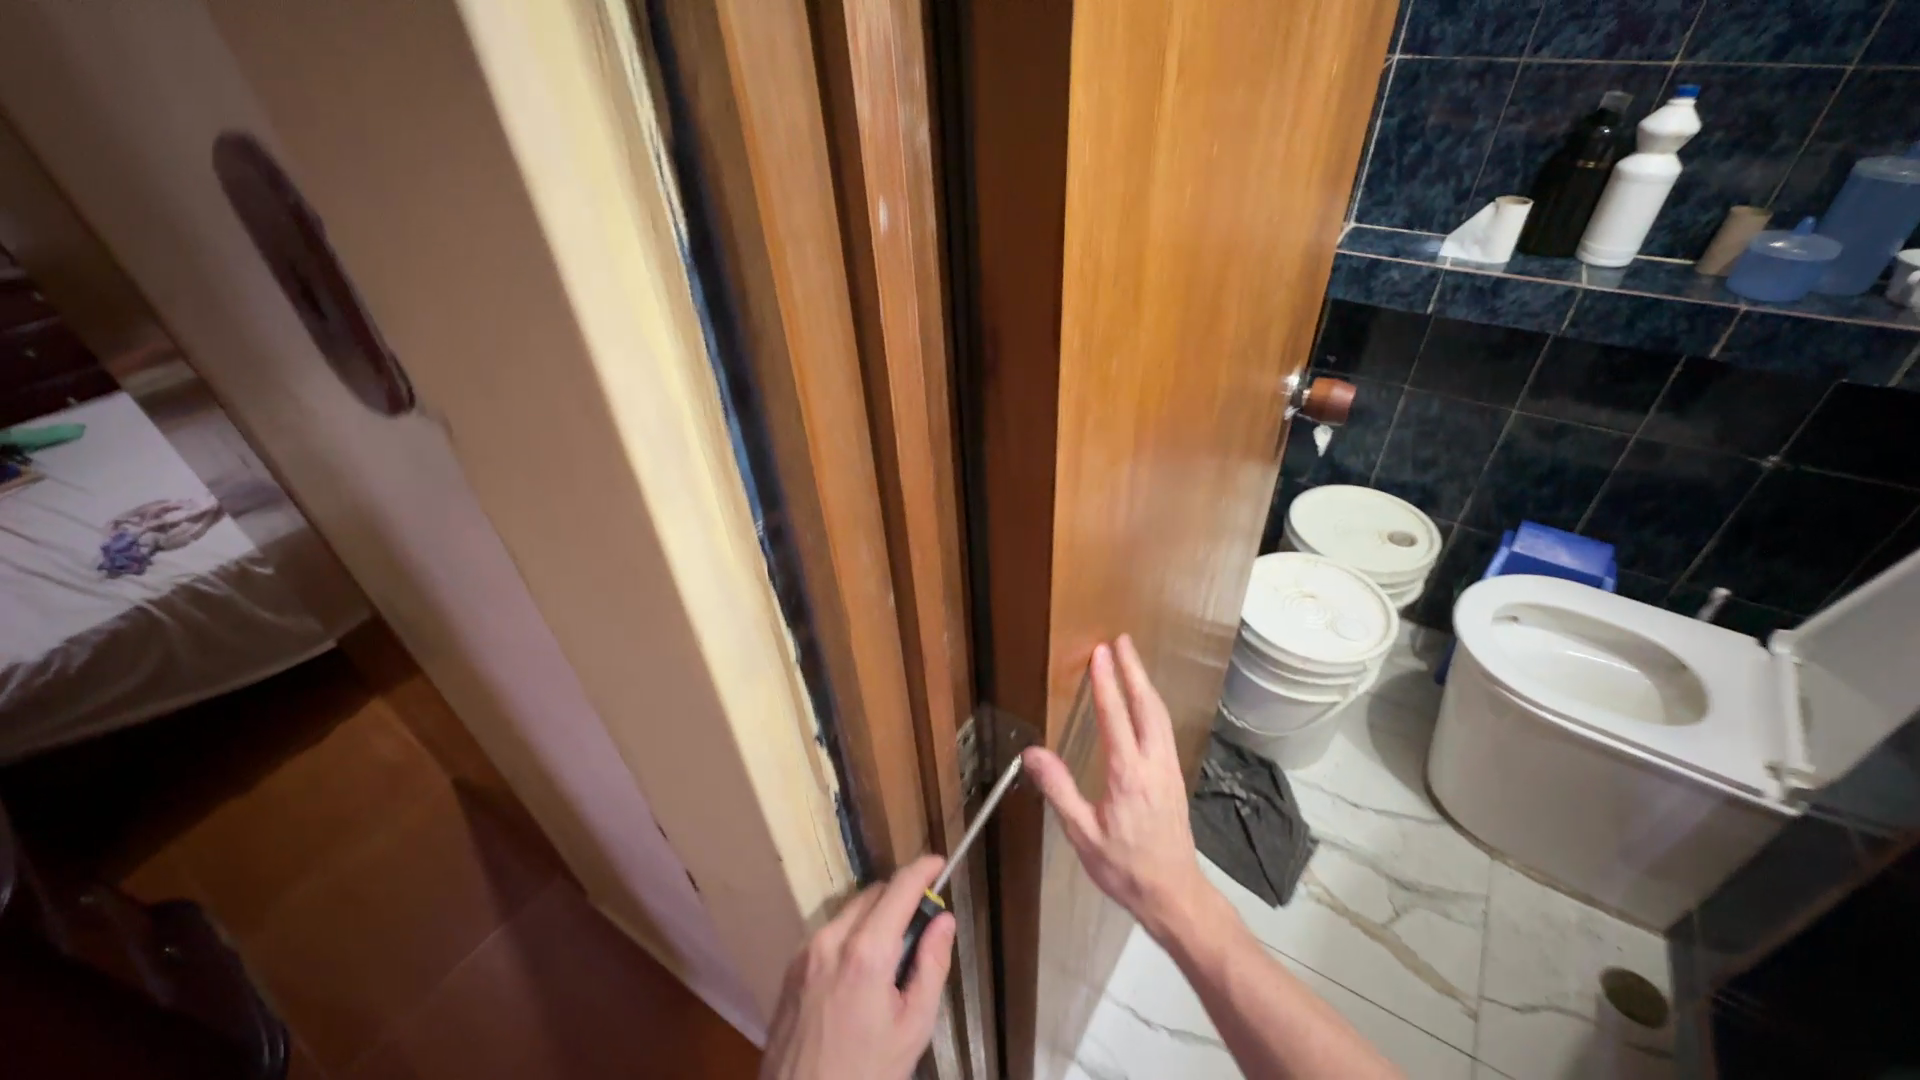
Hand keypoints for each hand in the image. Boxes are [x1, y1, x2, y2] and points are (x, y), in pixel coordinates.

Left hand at [759, 855, 955, 1079]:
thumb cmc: (866, 1073)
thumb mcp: (913, 1027)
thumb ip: (932, 966)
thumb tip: (944, 920)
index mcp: (866, 952)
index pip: (899, 889)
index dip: (923, 869)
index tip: (940, 863)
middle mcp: (831, 940)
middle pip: (873, 894)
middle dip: (901, 896)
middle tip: (922, 923)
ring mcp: (805, 952)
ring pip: (849, 911)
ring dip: (875, 915)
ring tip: (892, 955)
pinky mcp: (791, 968)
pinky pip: (829, 932)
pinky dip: (852, 934)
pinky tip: (861, 971)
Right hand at [1022, 635, 1209, 943]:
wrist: (1173, 893)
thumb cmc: (1124, 867)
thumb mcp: (1082, 834)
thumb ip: (1059, 790)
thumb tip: (1032, 753)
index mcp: (1127, 775)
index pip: (1115, 717)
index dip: (1106, 683)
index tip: (1100, 653)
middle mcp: (1153, 764)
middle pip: (1146, 706)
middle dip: (1133, 671)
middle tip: (1121, 641)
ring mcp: (1168, 769)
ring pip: (1159, 715)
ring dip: (1145, 685)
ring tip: (1132, 661)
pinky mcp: (1174, 777)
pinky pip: (1164, 729)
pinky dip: (1153, 705)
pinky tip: (1146, 704)